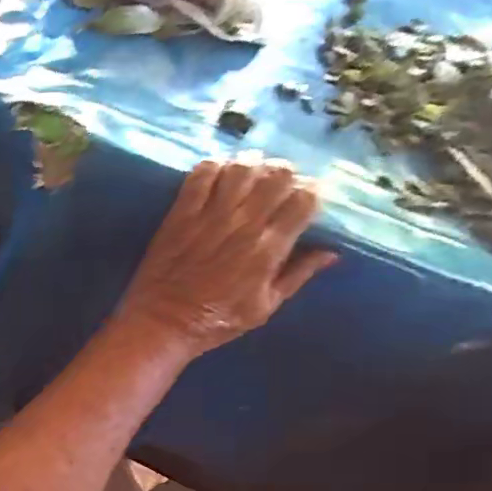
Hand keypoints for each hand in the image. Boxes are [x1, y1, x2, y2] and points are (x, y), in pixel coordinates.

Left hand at [115, 158, 335, 354]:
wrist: (160, 324)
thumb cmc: (214, 322)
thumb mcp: (265, 307)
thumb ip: (297, 275)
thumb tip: (331, 251)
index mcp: (268, 249)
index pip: (305, 199)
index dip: (310, 193)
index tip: (304, 199)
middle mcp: (242, 226)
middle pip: (277, 176)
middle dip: (284, 174)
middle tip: (277, 184)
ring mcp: (207, 218)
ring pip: (239, 169)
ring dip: (250, 165)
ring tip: (249, 175)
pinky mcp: (178, 216)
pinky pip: (198, 178)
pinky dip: (212, 167)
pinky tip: (217, 173)